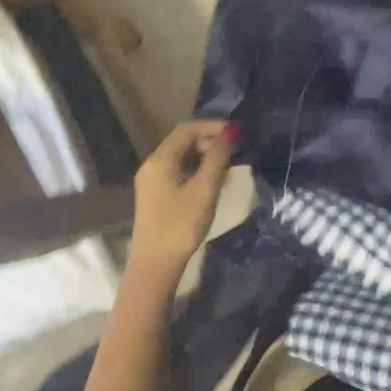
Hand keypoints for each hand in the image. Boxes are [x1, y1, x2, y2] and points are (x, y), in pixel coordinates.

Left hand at [129, 120, 234, 275]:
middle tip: (235, 152)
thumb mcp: (204, 189)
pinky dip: (198, 171)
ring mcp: (153, 181)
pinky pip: (179, 172)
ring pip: (182, 158)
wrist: (156, 264)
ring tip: (229, 167)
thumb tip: (231, 131)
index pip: (187, 129)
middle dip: (210, 142)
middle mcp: (153, 165)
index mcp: (160, 160)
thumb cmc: (181, 224)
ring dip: (206, 157)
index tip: (237, 133)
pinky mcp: (157, 195)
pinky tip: (214, 182)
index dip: (213, 126)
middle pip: (183, 142)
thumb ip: (218, 158)